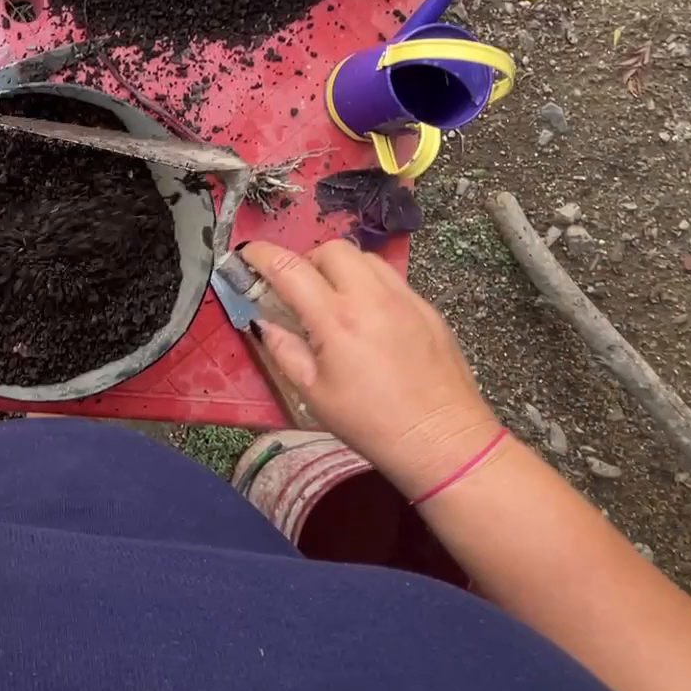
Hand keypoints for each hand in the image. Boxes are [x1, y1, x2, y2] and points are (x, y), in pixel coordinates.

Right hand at [239, 239, 502, 498]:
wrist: (445, 442)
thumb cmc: (370, 423)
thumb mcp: (312, 391)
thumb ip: (283, 348)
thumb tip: (264, 321)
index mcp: (337, 320)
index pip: (288, 267)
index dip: (260, 254)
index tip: (246, 257)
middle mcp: (372, 298)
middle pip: (332, 249)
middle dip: (306, 260)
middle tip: (298, 290)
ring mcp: (406, 300)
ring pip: (365, 258)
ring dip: (339, 269)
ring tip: (332, 300)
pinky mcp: (428, 310)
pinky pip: (391, 279)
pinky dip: (368, 284)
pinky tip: (366, 318)